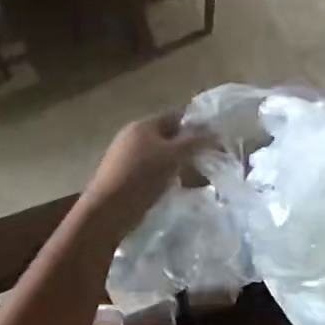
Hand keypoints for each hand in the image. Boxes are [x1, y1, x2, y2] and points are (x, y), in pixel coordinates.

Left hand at [80, 113, 213, 236]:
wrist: (109, 209)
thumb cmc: (143, 176)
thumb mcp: (174, 156)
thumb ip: (195, 141)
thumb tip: (215, 132)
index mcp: (142, 125)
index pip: (174, 116)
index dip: (195, 124)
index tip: (213, 138)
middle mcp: (131, 136)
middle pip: (165, 136)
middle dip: (185, 146)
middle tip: (206, 159)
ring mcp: (124, 157)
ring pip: (157, 155)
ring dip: (174, 163)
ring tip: (192, 177)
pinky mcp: (121, 176)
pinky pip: (148, 170)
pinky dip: (162, 176)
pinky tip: (171, 188)